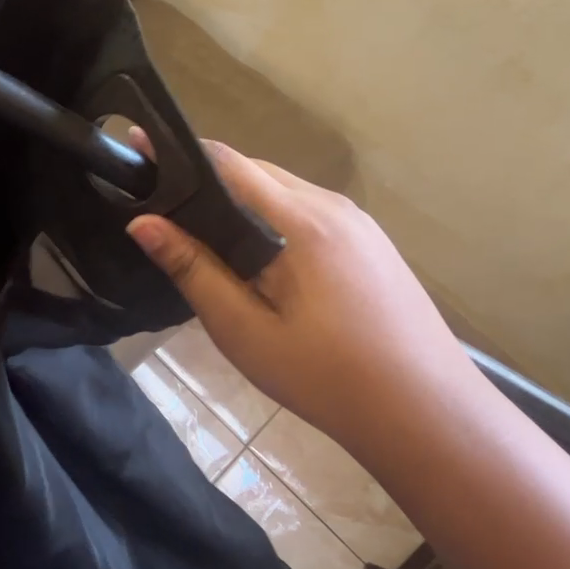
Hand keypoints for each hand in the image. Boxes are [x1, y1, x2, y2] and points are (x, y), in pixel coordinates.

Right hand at [124, 140, 482, 453]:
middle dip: (204, 177)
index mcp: (303, 221)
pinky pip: (307, 211)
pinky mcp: (372, 245)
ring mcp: (360, 225)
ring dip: (238, 199)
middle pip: (256, 171)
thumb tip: (142, 222)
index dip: (179, 153)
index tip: (137, 150)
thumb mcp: (244, 329)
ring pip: (282, 191)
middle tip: (158, 202)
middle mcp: (334, 208)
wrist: (432, 418)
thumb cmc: (329, 378)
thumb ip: (193, 269)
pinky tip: (253, 255)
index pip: (229, 162)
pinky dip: (270, 216)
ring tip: (197, 230)